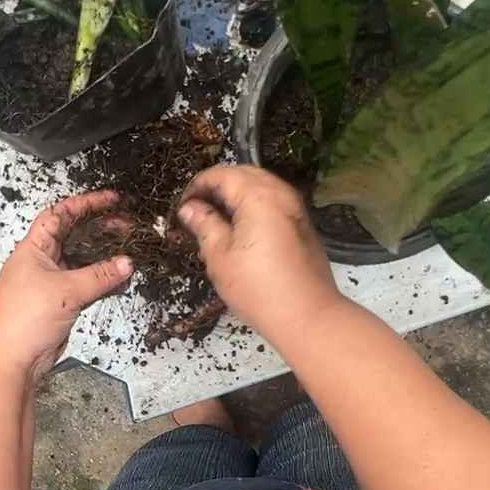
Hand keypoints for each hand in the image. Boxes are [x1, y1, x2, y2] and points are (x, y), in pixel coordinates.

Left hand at [0, 190, 134, 383]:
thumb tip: (125, 263)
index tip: (110, 200)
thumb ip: (100, 275)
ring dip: (103, 257)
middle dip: (99, 229)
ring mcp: (49, 283)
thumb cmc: (23, 321)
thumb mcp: (66, 291)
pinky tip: (120, 281)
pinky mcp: (58, 303)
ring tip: (127, 252)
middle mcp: (39, 263)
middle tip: (124, 226)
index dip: (85, 204)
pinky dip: (101, 281)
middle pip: (73, 236)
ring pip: (80, 262)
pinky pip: (84, 285)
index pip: (60, 215)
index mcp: (32, 249)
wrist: (14, 360)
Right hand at [175, 165, 344, 340]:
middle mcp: (281, 194)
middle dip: (218, 186)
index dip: (197, 186)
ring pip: (261, 187)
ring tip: (216, 221)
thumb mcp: (220, 257)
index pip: (222, 175)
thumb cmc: (258, 289)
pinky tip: (240, 231)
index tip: (182, 206)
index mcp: (259, 197)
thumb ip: (204, 225)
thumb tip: (189, 208)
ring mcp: (295, 209)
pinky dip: (253, 206)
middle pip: (244, 174)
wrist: (306, 316)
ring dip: (236, 196)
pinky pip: (273, 202)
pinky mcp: (302, 225)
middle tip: (197, 210)